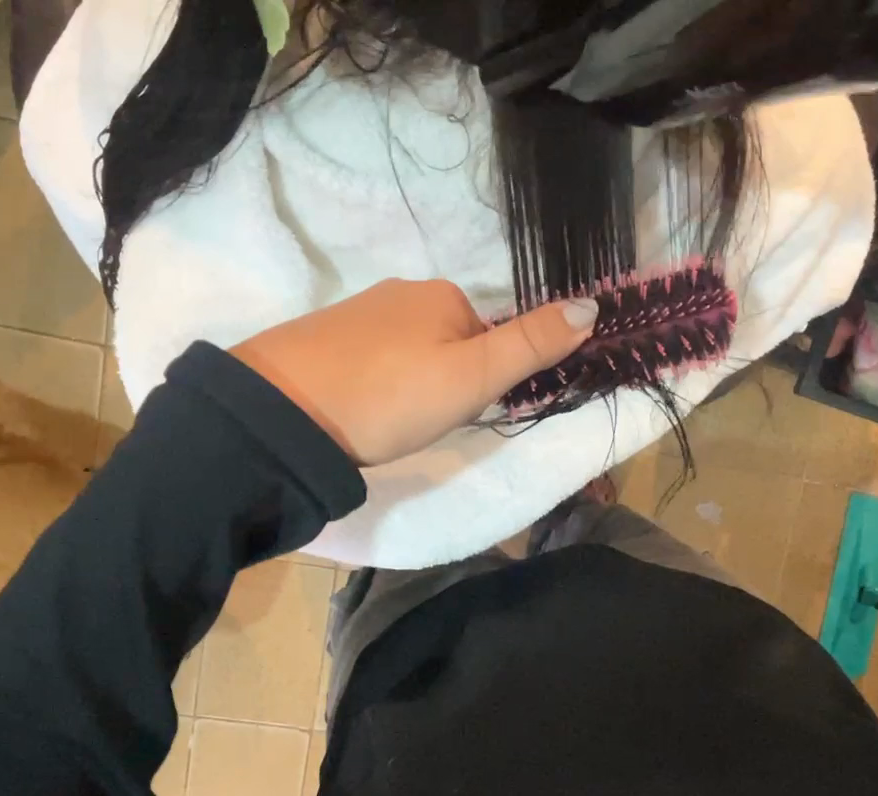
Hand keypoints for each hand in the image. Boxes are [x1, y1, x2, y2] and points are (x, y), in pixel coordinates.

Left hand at [229, 279, 596, 465]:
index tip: (454, 410)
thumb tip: (594, 305)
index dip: (481, 384)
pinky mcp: (324, 337)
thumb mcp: (474, 378)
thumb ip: (532, 346)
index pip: (489, 341)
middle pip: (451, 347)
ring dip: (411, 389)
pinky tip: (360, 410)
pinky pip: (373, 361)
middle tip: (420, 419)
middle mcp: (401, 293)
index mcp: (444, 296)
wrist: (284, 411)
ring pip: (411, 357)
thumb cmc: (391, 396)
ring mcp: (358, 312)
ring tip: (387, 420)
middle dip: (446, 387)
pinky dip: (377, 387)